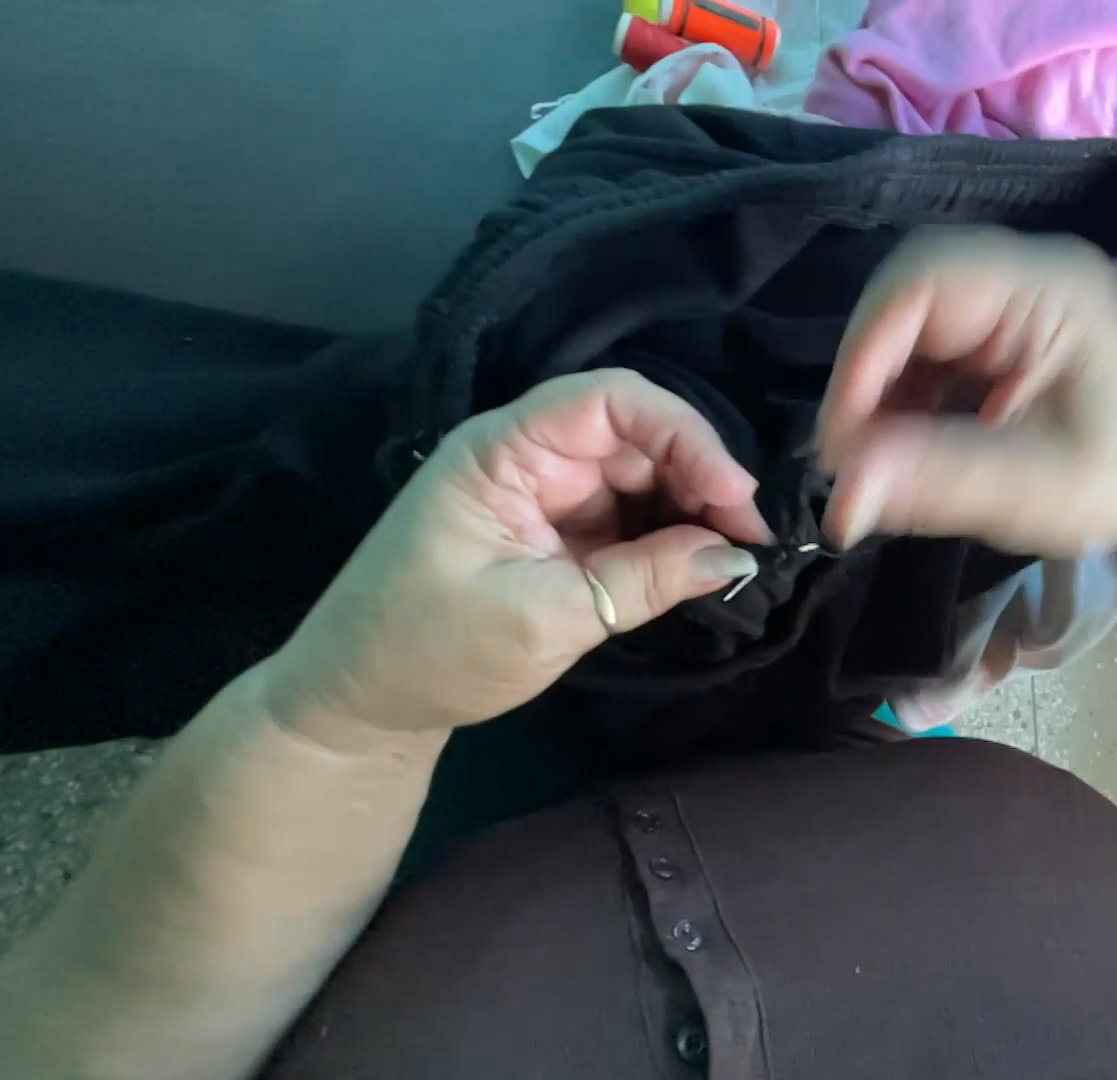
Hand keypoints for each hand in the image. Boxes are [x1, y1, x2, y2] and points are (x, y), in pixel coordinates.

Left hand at [263, 369, 769, 746]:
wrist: (366, 702)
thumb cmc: (430, 652)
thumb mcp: (544, 619)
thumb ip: (644, 581)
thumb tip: (736, 556)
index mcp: (506, 451)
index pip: (609, 401)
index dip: (683, 434)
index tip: (734, 495)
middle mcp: (534, 457)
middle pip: (640, 436)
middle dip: (703, 477)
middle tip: (749, 539)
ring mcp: (554, 493)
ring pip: (647, 475)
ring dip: (697, 509)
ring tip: (735, 554)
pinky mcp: (569, 530)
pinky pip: (638, 516)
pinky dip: (677, 536)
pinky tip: (704, 561)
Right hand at [815, 227, 1116, 572]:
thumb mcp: (1032, 491)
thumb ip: (936, 485)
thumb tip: (839, 496)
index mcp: (1050, 290)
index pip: (924, 280)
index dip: (865, 350)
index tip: (842, 434)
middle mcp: (1027, 279)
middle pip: (907, 295)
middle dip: (866, 373)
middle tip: (848, 451)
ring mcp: (1014, 306)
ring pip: (908, 325)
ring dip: (878, 390)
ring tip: (872, 457)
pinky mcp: (1002, 337)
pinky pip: (926, 351)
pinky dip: (900, 399)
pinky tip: (902, 446)